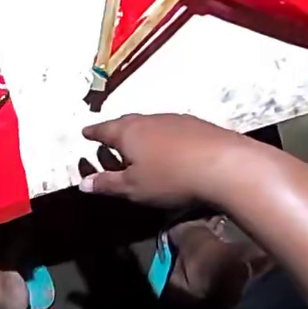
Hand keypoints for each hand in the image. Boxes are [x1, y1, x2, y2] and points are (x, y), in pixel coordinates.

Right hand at [79, 114, 262, 208]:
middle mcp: (149, 120)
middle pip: (127, 123)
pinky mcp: (198, 125)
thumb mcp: (133, 188)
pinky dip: (165, 138)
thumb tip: (84, 182)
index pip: (104, 130)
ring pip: (152, 125)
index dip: (93, 133)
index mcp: (128, 132)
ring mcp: (175, 120)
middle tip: (110, 138)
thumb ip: (108, 184)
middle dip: (117, 131)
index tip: (86, 133)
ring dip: (143, 134)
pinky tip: (172, 150)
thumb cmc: (170, 177)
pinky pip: (173, 130)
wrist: (223, 164)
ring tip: (141, 147)